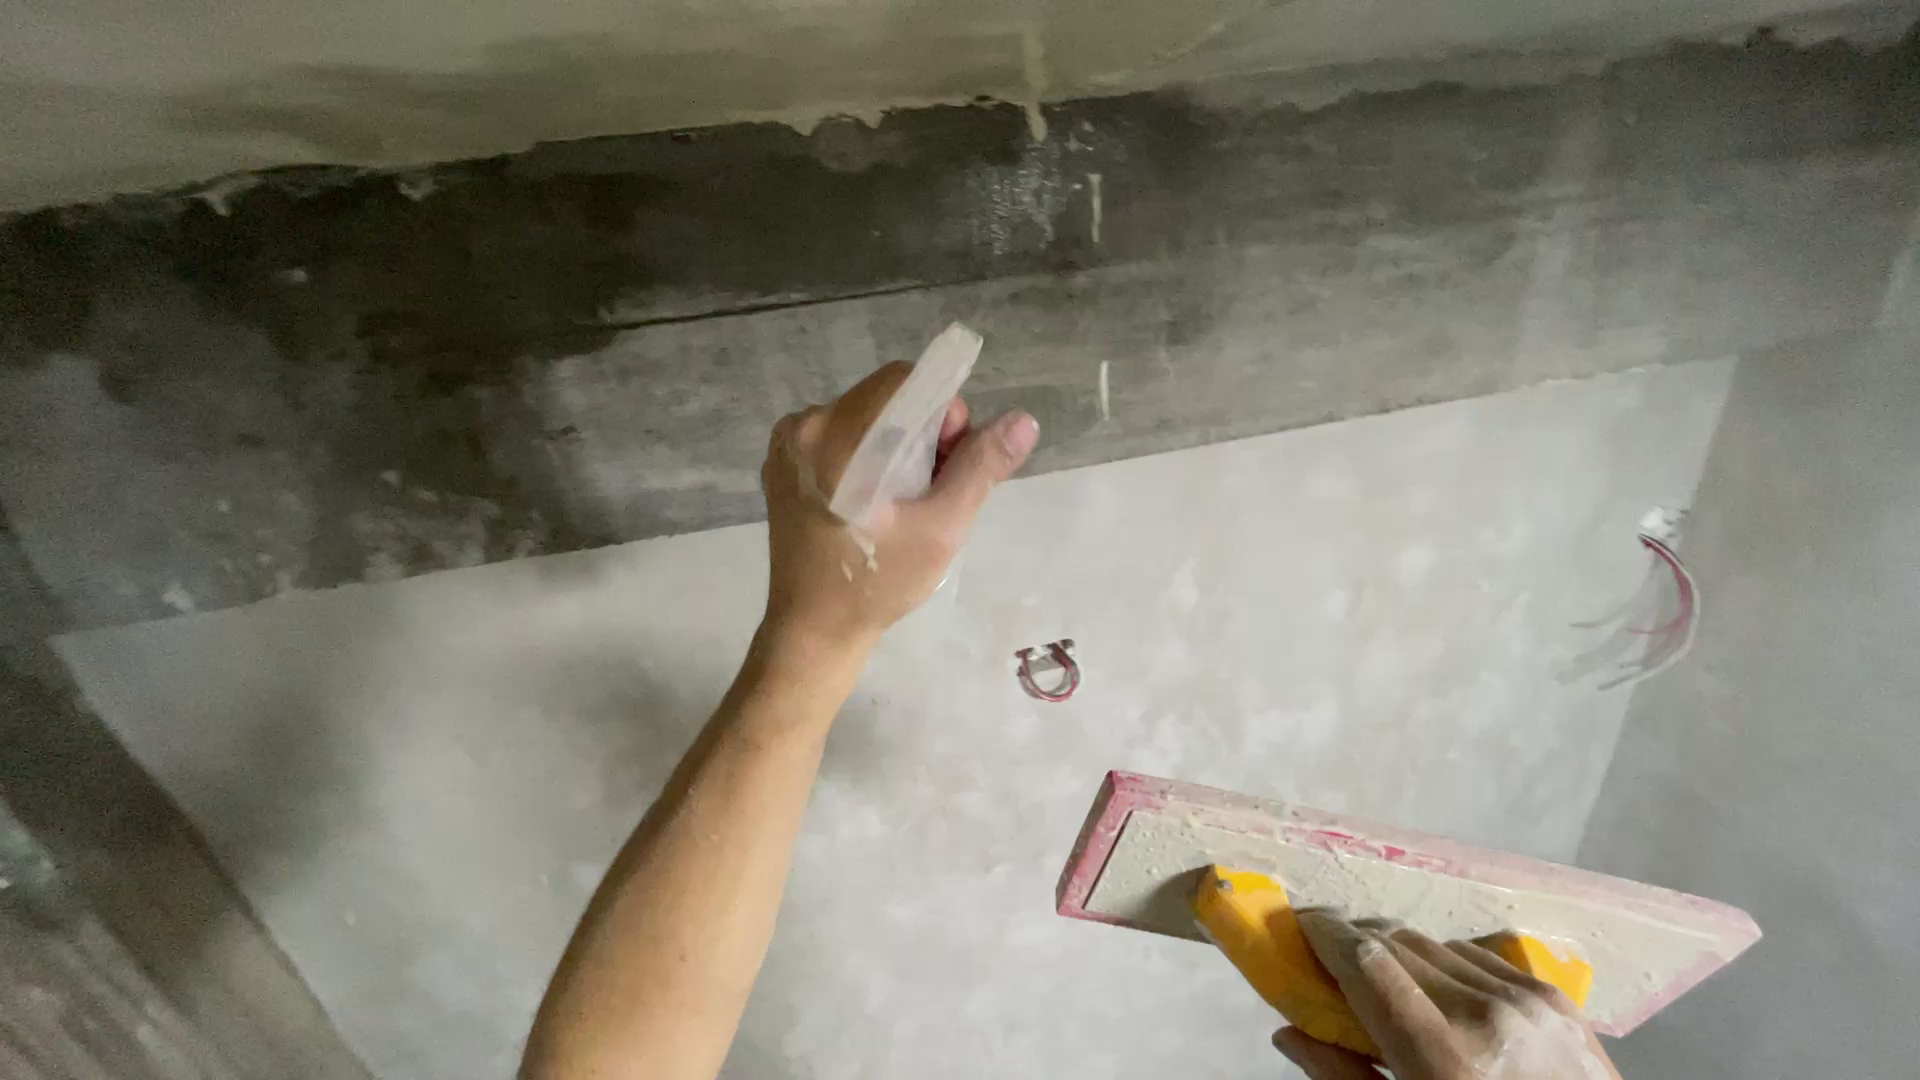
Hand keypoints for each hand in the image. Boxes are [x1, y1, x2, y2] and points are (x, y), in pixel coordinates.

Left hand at [758, 361, 1038, 652]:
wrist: (813, 629)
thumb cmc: (879, 582)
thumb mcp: (941, 529)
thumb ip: (981, 468)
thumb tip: (1023, 420)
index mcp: (837, 436)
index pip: (905, 380)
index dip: (942, 413)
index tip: (948, 462)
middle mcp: (803, 425)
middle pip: (886, 398)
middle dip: (923, 434)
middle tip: (930, 492)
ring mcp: (786, 443)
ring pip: (866, 416)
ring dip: (897, 446)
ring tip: (902, 504)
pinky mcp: (782, 462)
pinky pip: (841, 436)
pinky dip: (868, 456)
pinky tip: (872, 503)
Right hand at [1275, 912, 1624, 1079]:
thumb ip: (1342, 1079)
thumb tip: (1286, 1030)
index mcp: (1447, 1058)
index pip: (1367, 960)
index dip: (1325, 933)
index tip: (1299, 925)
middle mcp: (1487, 1014)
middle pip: (1393, 942)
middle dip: (1356, 943)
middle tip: (1334, 961)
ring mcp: (1529, 1002)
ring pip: (1431, 943)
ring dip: (1399, 954)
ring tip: (1393, 985)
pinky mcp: (1556, 999)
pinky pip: (1475, 955)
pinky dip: (1445, 964)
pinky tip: (1444, 995)